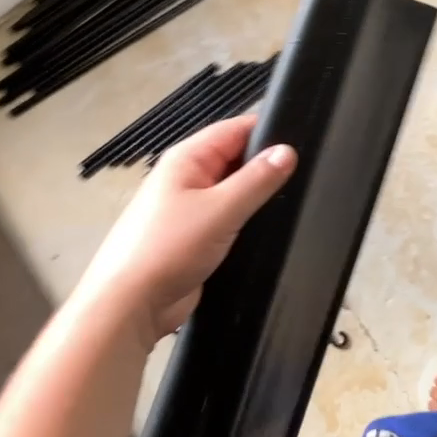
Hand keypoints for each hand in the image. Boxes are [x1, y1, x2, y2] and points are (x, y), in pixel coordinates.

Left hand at [73, 114, 296, 347]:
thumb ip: (257, 179)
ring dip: (259, 196)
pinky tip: (272, 228)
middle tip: (306, 176)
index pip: (237, 129)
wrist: (130, 307)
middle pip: (238, 158)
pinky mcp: (198, 236)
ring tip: (295, 200)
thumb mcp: (220, 209)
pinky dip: (249, 220)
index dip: (270, 132)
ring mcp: (192, 208)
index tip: (305, 144)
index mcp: (188, 158)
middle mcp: (189, 177)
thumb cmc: (168, 249)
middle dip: (267, 166)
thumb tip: (287, 151)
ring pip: (236, 191)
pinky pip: (231, 218)